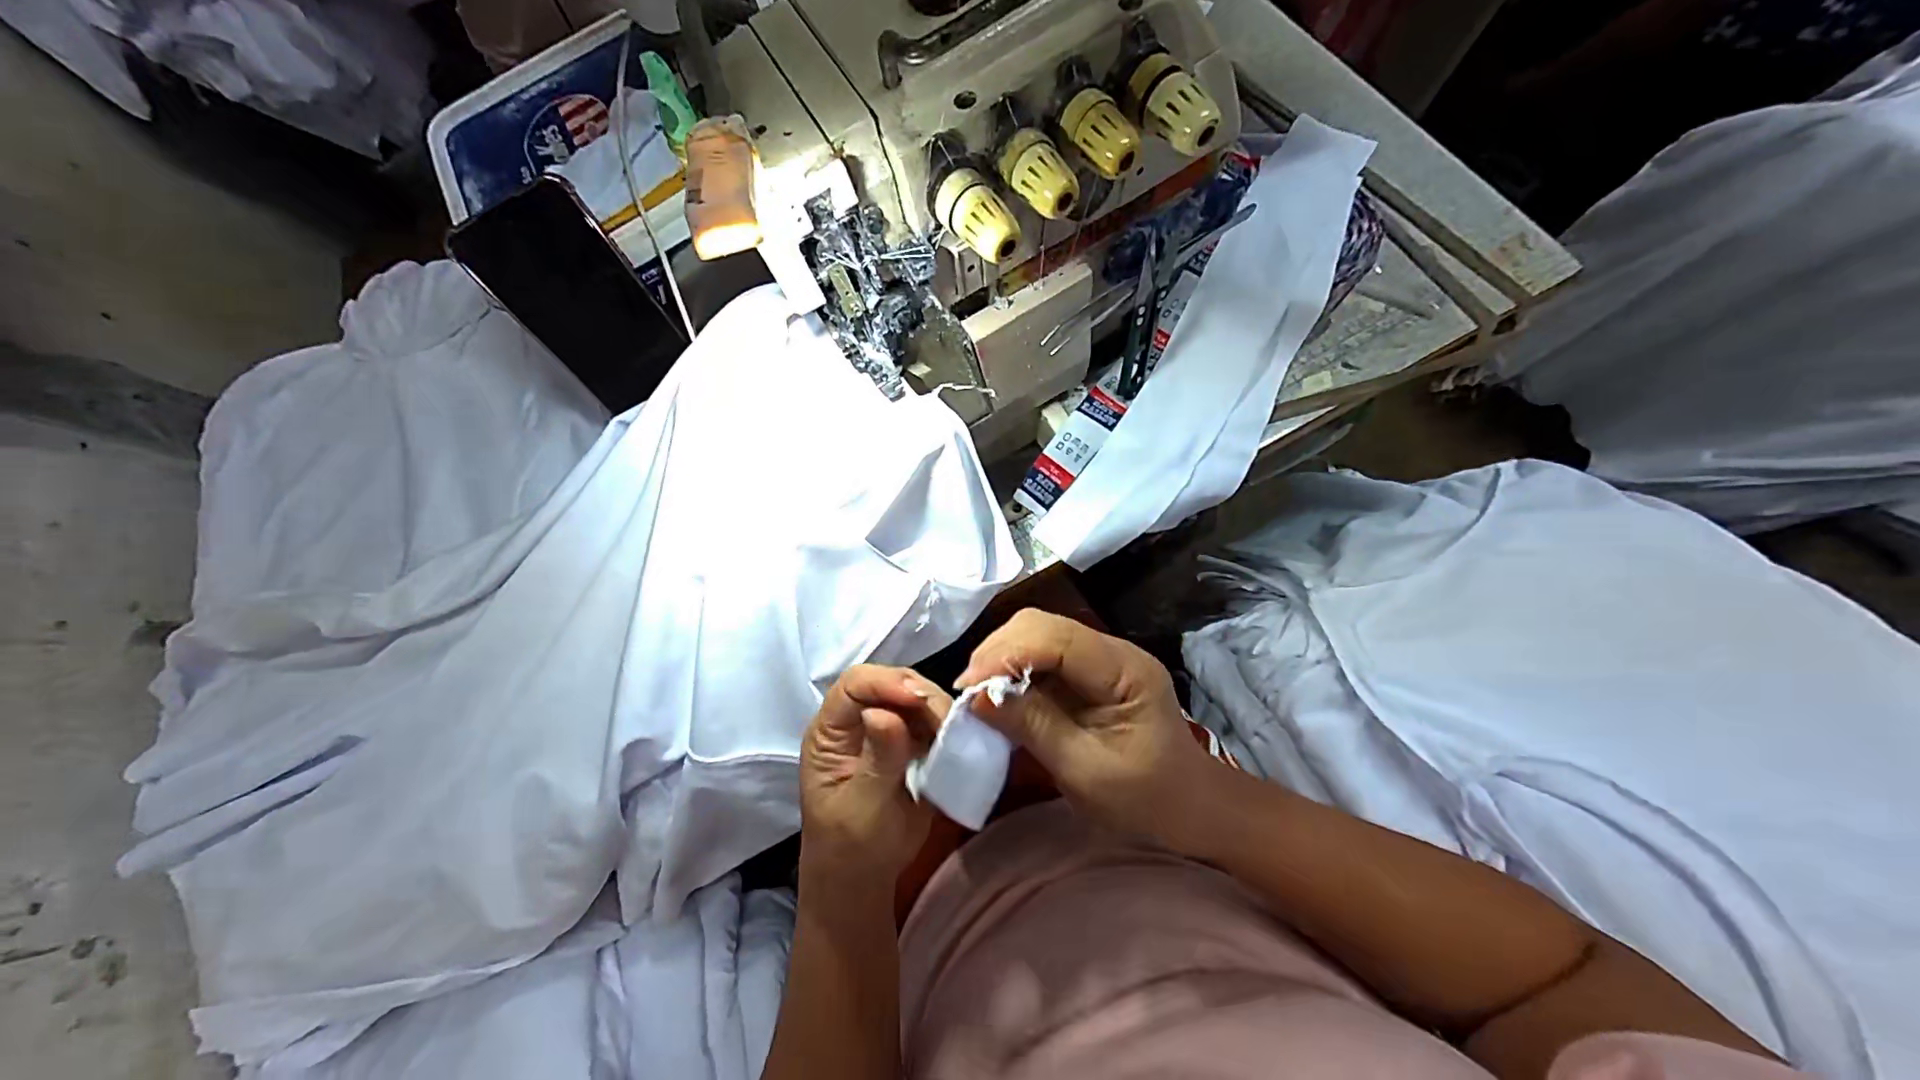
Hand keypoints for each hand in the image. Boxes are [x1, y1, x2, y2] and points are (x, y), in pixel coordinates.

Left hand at [799, 665, 952, 888]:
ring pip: (913, 697)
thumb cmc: (852, 848)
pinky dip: (945, 725)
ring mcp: (882, 729)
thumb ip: (878, 759)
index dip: (886, 683)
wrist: (864, 880)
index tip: (919, 701)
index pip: (854, 685)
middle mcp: (854, 721)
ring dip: (938, 709)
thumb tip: (885, 714)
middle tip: (949, 722)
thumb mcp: (863, 807)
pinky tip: (956, 740)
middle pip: (889, 683)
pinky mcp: (906, 742)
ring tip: (955, 733)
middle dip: (920, 695)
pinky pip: (929, 719)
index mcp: (829, 732)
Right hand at [956, 609, 1218, 847]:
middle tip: (968, 693)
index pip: (1058, 639)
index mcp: (1126, 670)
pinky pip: (1040, 656)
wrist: (1189, 809)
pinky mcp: (1087, 672)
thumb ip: (1033, 726)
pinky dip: (1012, 671)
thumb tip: (976, 698)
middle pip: (1042, 625)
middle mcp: (1114, 651)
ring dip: (1001, 658)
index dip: (1007, 654)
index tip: (968, 688)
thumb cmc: (1145, 799)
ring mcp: (1101, 658)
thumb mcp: (1085, 771)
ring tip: (977, 694)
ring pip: (1036, 634)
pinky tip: (998, 695)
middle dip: (999, 652)